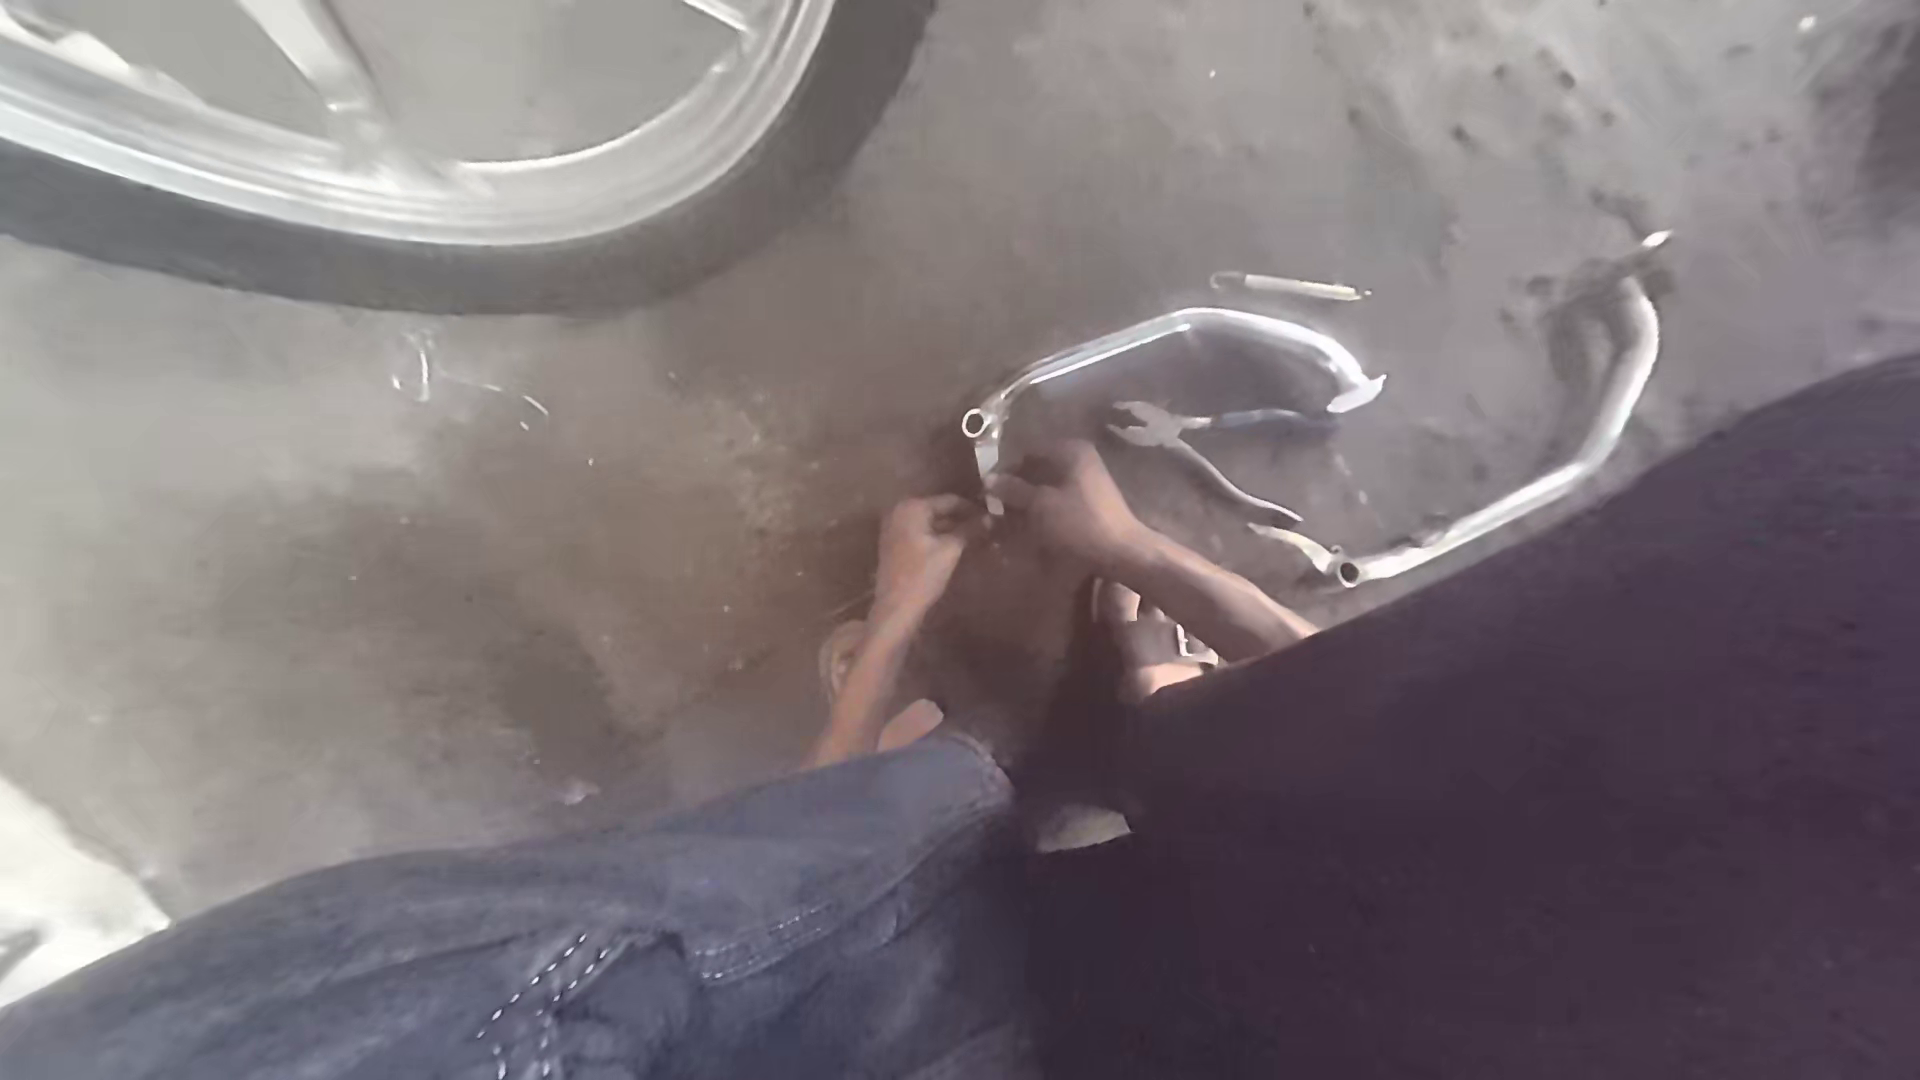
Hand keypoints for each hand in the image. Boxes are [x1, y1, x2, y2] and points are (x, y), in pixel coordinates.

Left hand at [872, 495, 983, 624]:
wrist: (896, 607)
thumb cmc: (923, 575)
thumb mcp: (950, 550)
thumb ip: (970, 530)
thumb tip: (991, 518)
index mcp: (912, 507)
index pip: (950, 500)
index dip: (972, 508)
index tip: (992, 516)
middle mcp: (899, 511)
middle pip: (938, 509)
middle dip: (961, 518)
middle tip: (985, 527)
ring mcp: (893, 527)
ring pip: (930, 522)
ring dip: (951, 528)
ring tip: (974, 537)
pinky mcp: (893, 543)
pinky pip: (920, 533)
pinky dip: (937, 537)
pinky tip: (955, 546)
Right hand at [987, 440, 1155, 572]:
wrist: (1122, 553)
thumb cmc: (1079, 523)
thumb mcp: (1040, 505)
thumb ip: (1013, 489)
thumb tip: (988, 478)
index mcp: (1070, 450)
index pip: (1027, 452)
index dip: (1006, 470)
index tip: (988, 491)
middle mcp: (1080, 458)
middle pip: (1037, 469)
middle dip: (1017, 488)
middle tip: (997, 508)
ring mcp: (1088, 480)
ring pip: (1047, 486)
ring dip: (1028, 502)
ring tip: (1010, 521)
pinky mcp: (1090, 502)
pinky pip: (1059, 500)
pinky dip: (1043, 511)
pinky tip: (1031, 527)